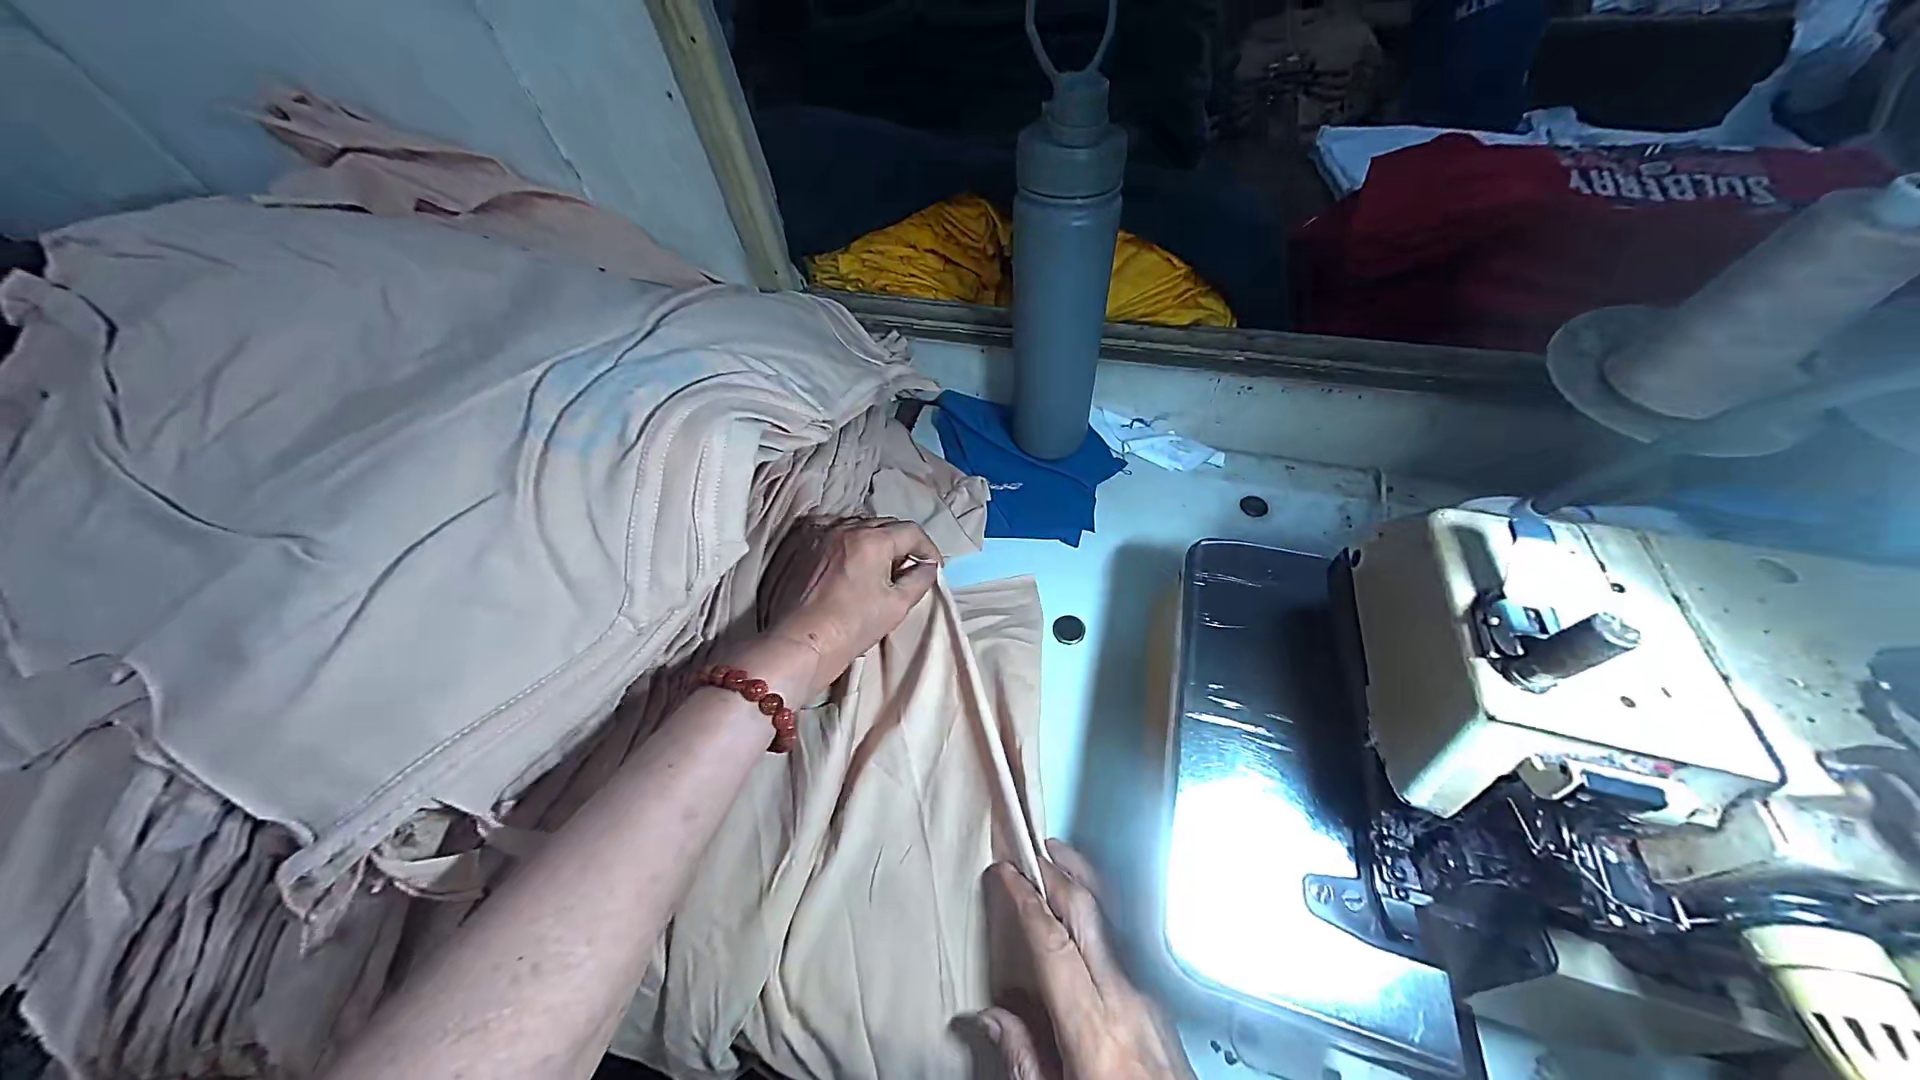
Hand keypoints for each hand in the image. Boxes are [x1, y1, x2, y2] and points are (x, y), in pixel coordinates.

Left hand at [764, 517, 940, 697]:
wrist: (803, 644)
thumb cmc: (853, 626)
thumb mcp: (897, 605)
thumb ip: (919, 580)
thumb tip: (928, 567)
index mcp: (872, 540)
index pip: (911, 531)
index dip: (928, 548)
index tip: (933, 567)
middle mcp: (845, 528)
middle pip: (885, 526)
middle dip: (902, 544)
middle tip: (909, 569)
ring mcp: (821, 535)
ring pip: (859, 527)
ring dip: (876, 541)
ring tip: (881, 566)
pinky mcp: (804, 547)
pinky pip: (835, 533)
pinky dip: (850, 542)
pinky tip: (852, 562)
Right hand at [979, 840, 1196, 1079]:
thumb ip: (1024, 1058)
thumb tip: (989, 1016)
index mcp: (1095, 1033)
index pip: (1053, 944)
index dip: (1026, 900)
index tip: (1004, 873)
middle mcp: (1127, 1003)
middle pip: (1089, 914)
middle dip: (1056, 871)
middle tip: (1028, 846)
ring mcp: (1149, 998)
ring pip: (1112, 918)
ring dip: (1082, 880)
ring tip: (1056, 856)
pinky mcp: (1160, 1003)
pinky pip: (1124, 941)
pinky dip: (1098, 911)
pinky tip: (1082, 911)